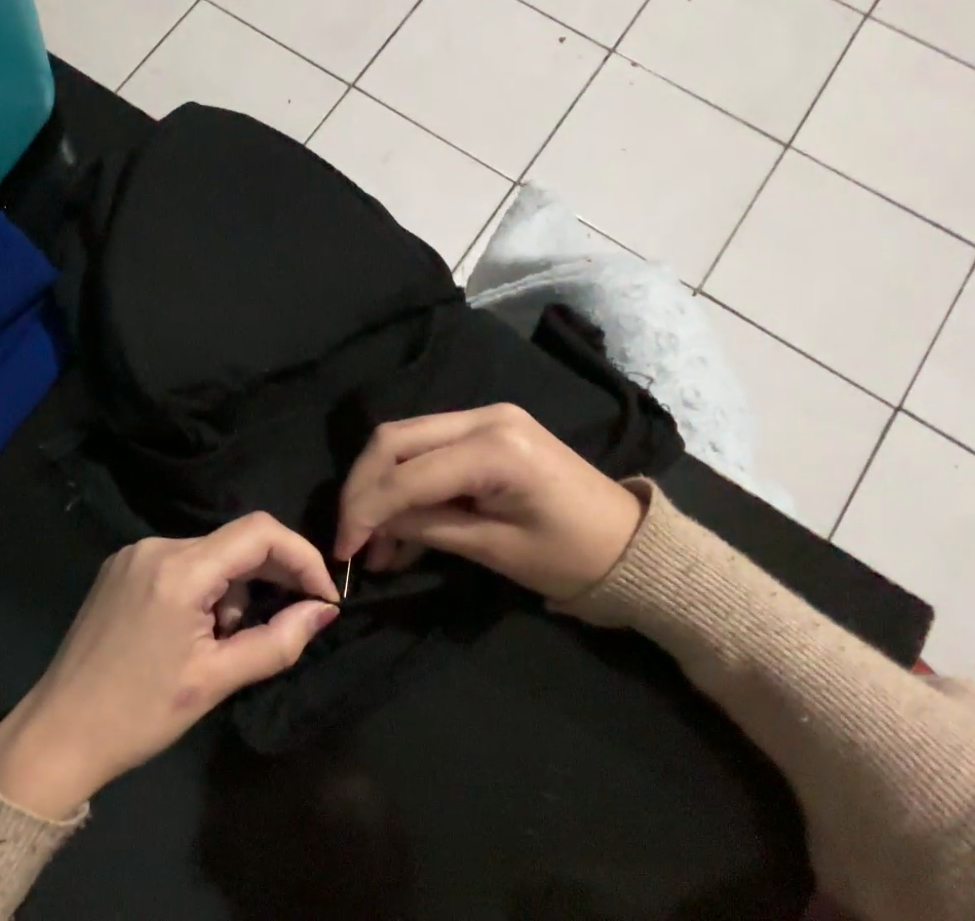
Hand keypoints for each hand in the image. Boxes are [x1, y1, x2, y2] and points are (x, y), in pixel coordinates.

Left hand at [0, 513, 341, 818]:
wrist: (60, 732)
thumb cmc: (140, 714)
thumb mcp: (216, 681)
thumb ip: (277, 640)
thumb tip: (324, 611)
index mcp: (179, 569)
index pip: (259, 532)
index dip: (302, 556)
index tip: (323, 598)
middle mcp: (155, 547)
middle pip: (235, 541)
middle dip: (271, 577)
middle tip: (288, 623)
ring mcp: (132, 555)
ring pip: (210, 554)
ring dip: (234, 589)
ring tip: (223, 644)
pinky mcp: (119, 570)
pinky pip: (181, 564)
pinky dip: (204, 589)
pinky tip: (196, 633)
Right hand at [335, 404, 646, 600]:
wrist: (631, 545)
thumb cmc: (572, 556)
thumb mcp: (494, 550)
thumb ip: (426, 529)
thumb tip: (371, 530)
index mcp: (495, 449)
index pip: (406, 474)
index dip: (365, 510)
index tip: (342, 549)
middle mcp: (484, 418)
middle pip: (394, 441)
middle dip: (361, 489)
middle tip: (350, 537)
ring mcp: (485, 418)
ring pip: (403, 441)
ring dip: (379, 487)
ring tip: (375, 545)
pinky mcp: (486, 430)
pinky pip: (427, 450)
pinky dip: (405, 485)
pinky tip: (400, 529)